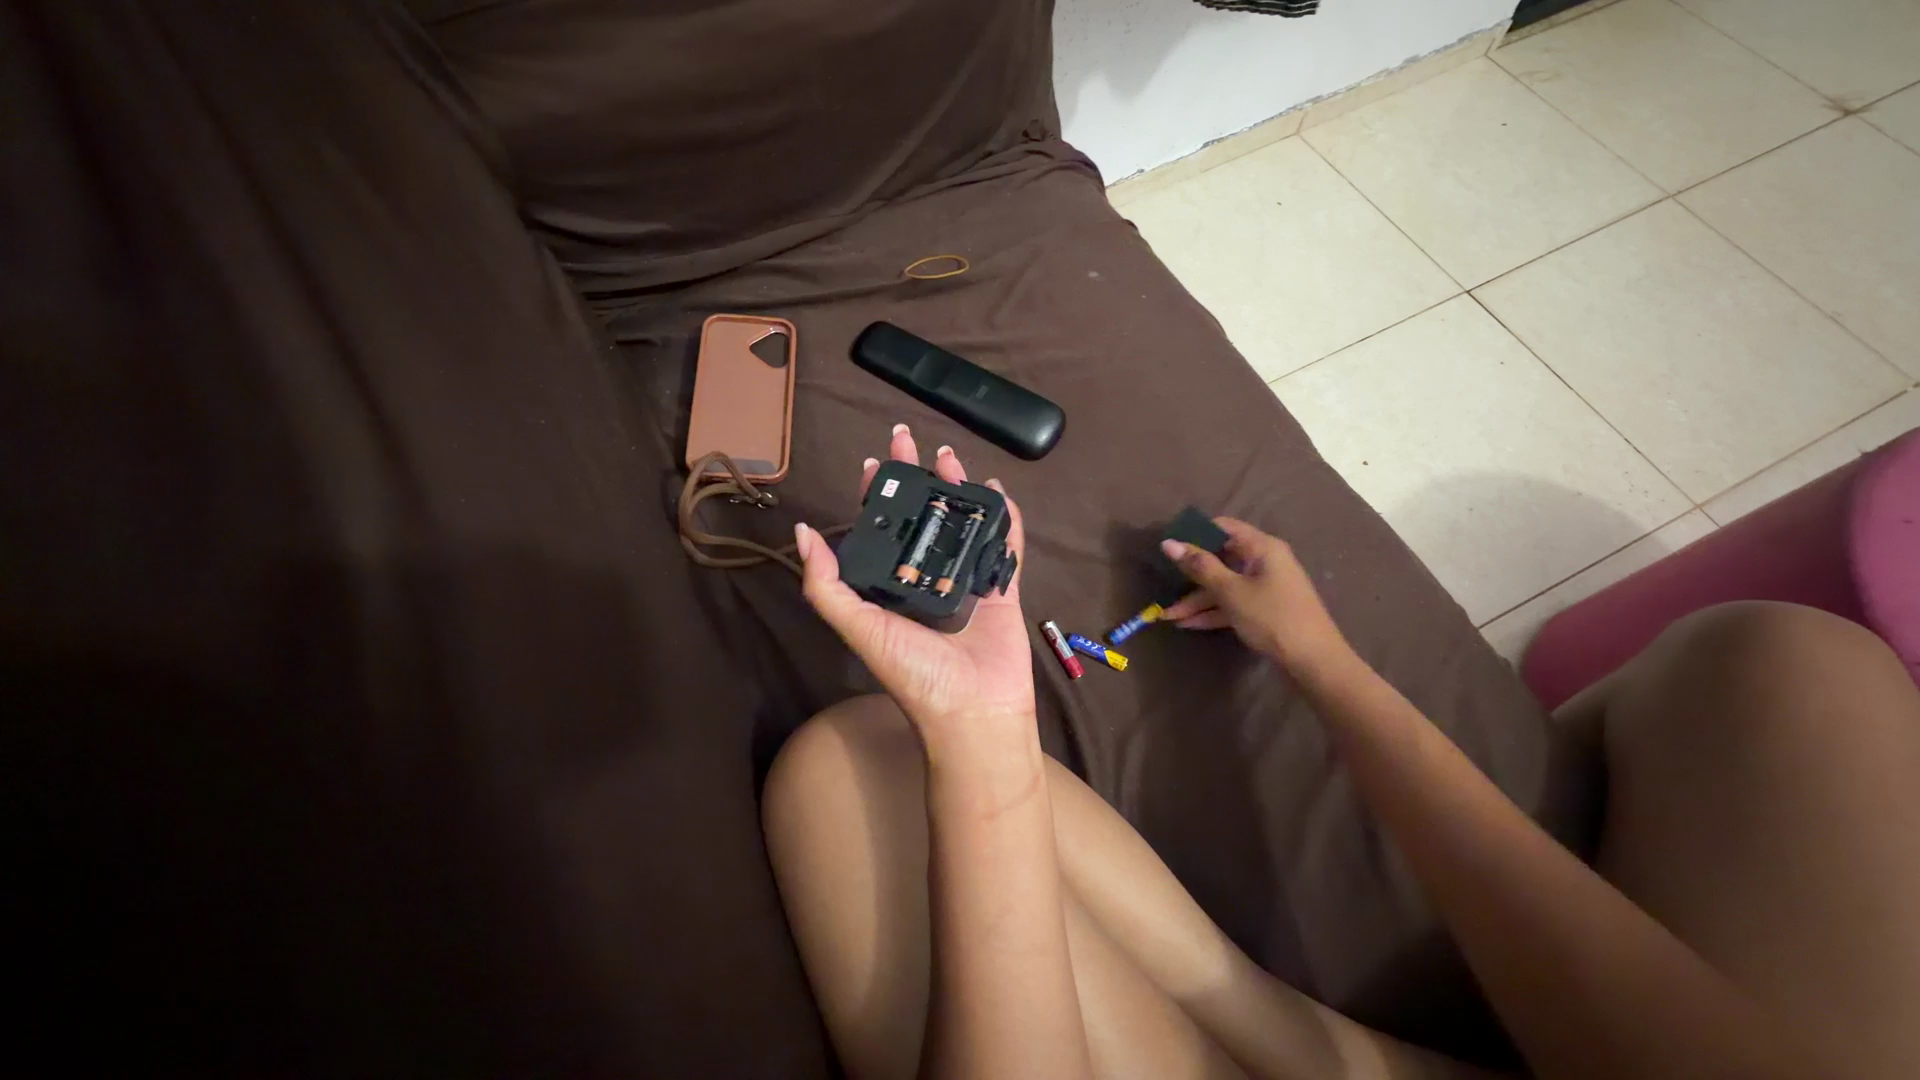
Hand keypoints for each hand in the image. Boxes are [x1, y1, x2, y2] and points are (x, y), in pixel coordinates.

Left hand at [794, 424, 1035, 749]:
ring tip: (950, 455)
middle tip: (909, 437)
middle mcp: (926, 579)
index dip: (875, 495)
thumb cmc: (915, 673)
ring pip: (961, 523)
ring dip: (956, 488)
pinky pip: (1005, 547)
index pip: (881, 529)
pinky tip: (996, 490)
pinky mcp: (1001, 590)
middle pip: (921, 516)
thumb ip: (827, 586)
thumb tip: (803, 533)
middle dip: (915, 476)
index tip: (874, 462)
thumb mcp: (860, 628)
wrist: (974, 712)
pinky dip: (1004, 519)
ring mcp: (965, 583)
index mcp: (891, 587)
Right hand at [1159, 518, 1351, 675]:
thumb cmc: (1272, 617)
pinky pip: (1232, 603)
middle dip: (1190, 576)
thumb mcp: (1231, 591)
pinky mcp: (1263, 609)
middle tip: (1163, 586)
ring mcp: (1264, 586)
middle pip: (1220, 560)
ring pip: (1223, 586)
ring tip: (1167, 616)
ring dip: (1196, 600)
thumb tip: (1169, 543)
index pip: (1223, 528)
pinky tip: (1188, 624)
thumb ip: (1199, 566)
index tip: (1169, 546)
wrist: (1313, 661)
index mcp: (1261, 547)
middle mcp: (1264, 561)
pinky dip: (1212, 612)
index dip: (1195, 533)